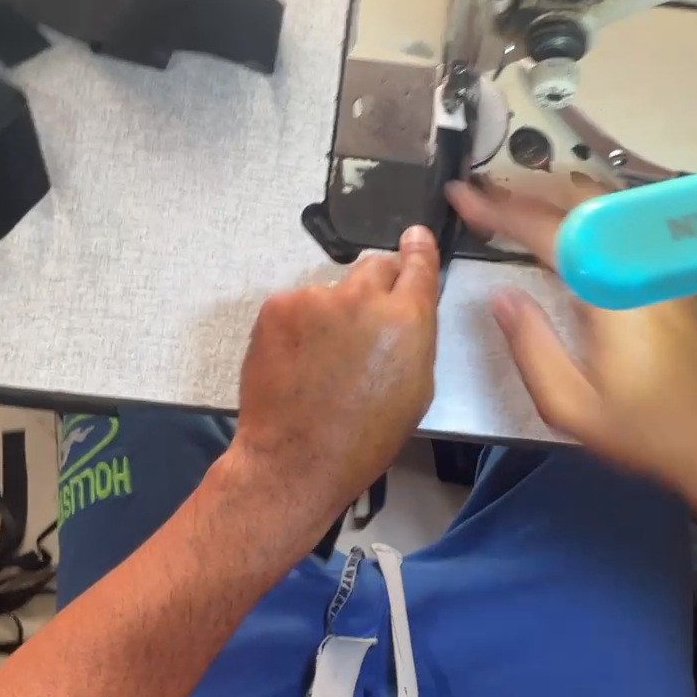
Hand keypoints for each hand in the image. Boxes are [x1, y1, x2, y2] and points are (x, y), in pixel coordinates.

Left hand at [229, 225, 440, 533]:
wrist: (297, 458)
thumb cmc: (365, 436)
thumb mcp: (416, 388)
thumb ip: (416, 336)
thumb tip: (408, 309)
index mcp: (407, 319)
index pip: (418, 263)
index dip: (417, 250)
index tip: (414, 238)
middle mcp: (363, 297)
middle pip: (375, 267)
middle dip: (375, 288)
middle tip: (363, 325)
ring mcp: (315, 298)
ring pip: (332, 290)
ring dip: (333, 312)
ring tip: (323, 359)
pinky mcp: (278, 306)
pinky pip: (298, 305)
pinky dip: (300, 325)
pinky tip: (298, 359)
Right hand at [447, 180, 696, 510]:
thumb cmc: (652, 436)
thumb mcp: (572, 406)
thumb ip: (530, 345)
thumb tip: (501, 296)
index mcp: (611, 288)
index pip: (543, 228)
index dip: (495, 208)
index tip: (459, 196)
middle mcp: (647, 259)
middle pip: (579, 199)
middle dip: (525, 189)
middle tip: (483, 194)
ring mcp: (676, 262)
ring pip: (612, 205)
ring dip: (560, 197)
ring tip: (521, 202)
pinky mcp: (692, 274)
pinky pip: (635, 223)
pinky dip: (595, 214)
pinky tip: (579, 228)